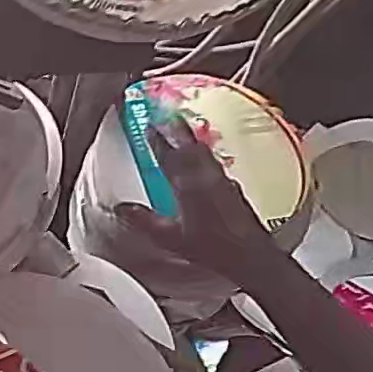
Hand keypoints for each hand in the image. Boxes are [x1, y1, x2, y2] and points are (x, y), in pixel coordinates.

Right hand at [114, 115, 293, 287]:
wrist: (250, 257)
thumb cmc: (212, 248)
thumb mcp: (170, 237)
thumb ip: (143, 220)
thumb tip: (121, 209)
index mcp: (189, 184)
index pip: (168, 154)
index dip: (156, 139)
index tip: (147, 125)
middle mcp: (207, 177)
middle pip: (189, 145)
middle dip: (176, 128)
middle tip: (166, 114)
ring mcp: (223, 180)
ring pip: (203, 152)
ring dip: (190, 139)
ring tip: (182, 132)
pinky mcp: (233, 188)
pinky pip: (213, 163)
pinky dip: (203, 155)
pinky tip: (202, 162)